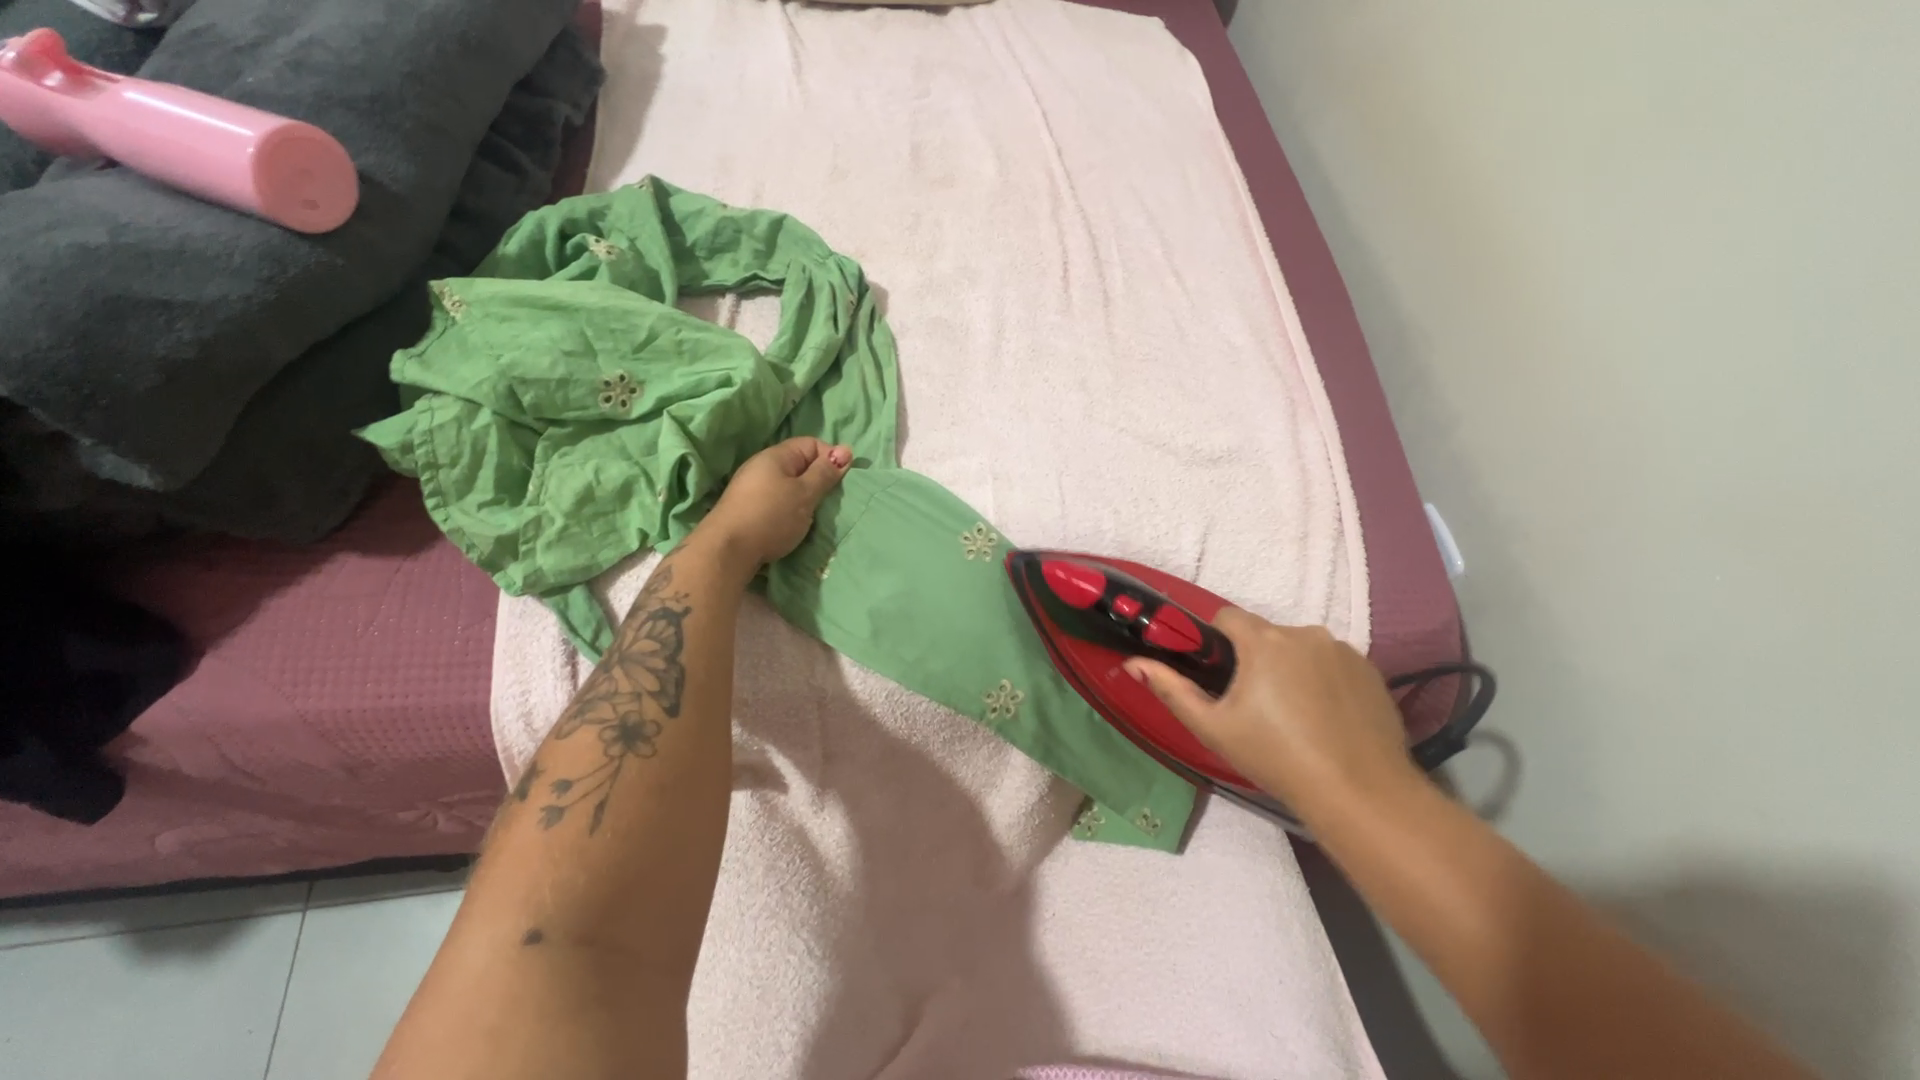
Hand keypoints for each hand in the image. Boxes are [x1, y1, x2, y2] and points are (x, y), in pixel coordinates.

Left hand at [697, 437, 851, 573]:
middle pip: (800, 465)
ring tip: (815, 516)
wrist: (727, 550)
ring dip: (805, 498)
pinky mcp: (748, 509)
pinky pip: (777, 501)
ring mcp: (752, 488)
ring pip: (788, 485)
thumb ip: (824, 473)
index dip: (830, 458)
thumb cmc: (771, 516)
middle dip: (819, 481)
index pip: (811, 444)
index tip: (841, 482)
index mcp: (776, 456)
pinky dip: (790, 510)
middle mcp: (761, 466)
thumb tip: (845, 449)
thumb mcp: (804, 494)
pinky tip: (794, 525)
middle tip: (830, 502)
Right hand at [1123, 608, 1420, 821]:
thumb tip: (1134, 663)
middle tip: (1255, 707)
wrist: (1359, 791)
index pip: (1228, 617)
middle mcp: (1305, 633)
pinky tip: (1325, 720)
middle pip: (1266, 635)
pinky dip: (1324, 682)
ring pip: (1301, 649)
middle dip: (1255, 660)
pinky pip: (1333, 665)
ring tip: (1295, 717)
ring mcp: (1343, 650)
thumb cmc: (1276, 757)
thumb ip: (1172, 690)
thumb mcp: (1214, 728)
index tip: (1218, 675)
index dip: (1216, 641)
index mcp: (1264, 641)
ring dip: (1291, 669)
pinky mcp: (1371, 670)